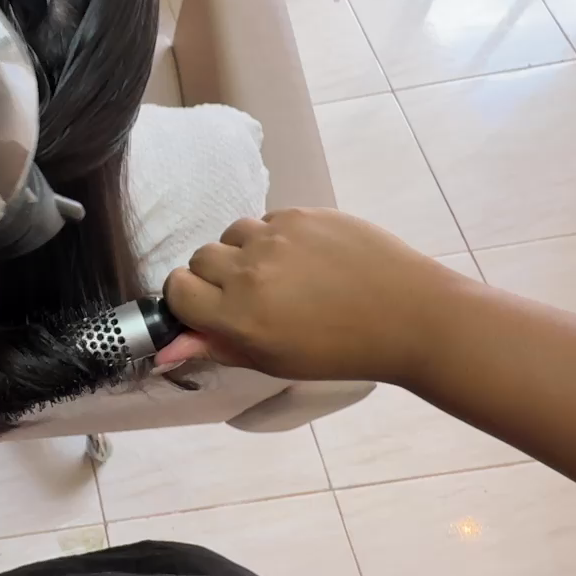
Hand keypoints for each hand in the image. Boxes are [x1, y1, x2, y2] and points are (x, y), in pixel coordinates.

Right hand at [160, 208, 475, 384]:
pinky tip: (307, 257)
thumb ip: (214, 347)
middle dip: (216, 274)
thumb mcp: (270, 360)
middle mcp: (248, 273)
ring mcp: (276, 238)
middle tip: (251, 292)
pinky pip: (267, 219)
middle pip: (200, 258)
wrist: (410, 317)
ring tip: (280, 270)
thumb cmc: (337, 351)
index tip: (211, 307)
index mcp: (237, 315)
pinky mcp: (302, 214)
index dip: (190, 298)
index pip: (177, 288)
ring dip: (244, 251)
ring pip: (232, 233)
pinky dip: (277, 236)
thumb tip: (165, 350)